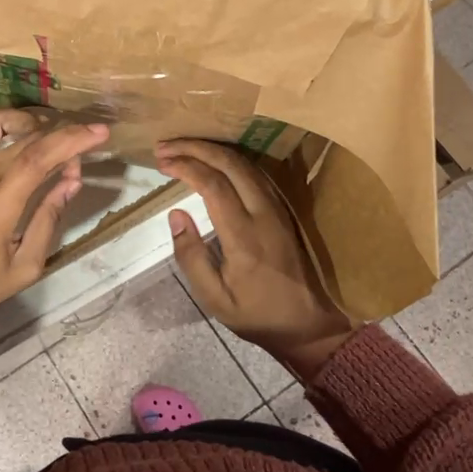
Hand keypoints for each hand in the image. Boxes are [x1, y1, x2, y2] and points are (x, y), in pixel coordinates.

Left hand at [0, 111, 109, 319]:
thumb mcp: (25, 266)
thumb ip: (49, 220)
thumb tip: (71, 181)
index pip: (37, 157)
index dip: (71, 140)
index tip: (100, 133)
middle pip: (25, 139)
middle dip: (62, 138)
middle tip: (82, 156)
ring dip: (28, 121)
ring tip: (49, 138)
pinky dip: (7, 130)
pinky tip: (23, 145)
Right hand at [156, 139, 353, 379]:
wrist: (311, 325)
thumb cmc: (257, 315)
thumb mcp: (214, 299)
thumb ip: (191, 256)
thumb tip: (175, 214)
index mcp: (244, 236)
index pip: (212, 184)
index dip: (185, 166)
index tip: (161, 162)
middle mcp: (264, 214)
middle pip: (230, 163)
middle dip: (194, 147)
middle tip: (164, 146)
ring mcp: (278, 209)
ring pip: (245, 164)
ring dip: (211, 150)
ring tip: (182, 149)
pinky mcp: (284, 211)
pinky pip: (255, 173)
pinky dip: (228, 159)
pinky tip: (211, 161)